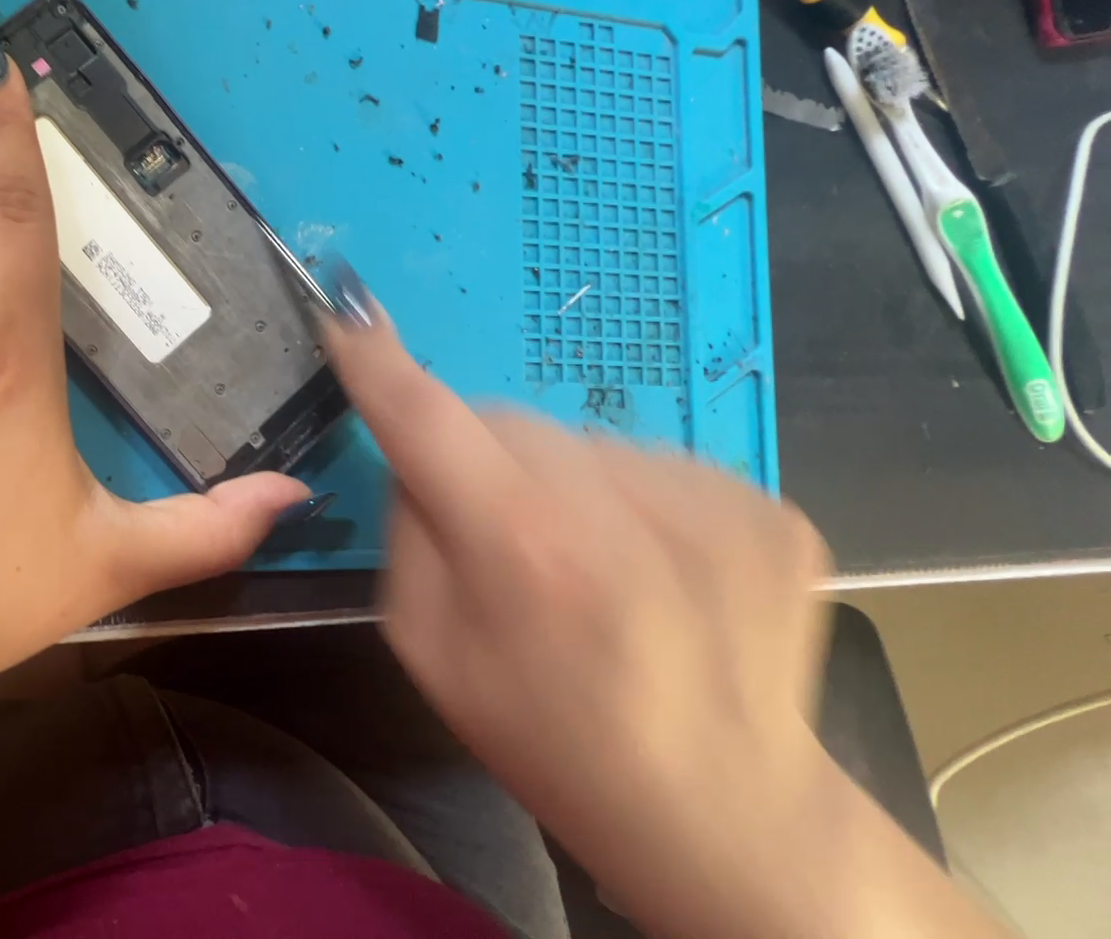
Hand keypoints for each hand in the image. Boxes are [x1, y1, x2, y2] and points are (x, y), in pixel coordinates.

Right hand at [321, 267, 843, 935]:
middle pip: (508, 420)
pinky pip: (652, 464)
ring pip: (582, 440)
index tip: (348, 311)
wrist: (718, 803)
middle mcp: (615, 501)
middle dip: (482, 458)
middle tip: (499, 539)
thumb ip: (408, 531)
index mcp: (519, 545)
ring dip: (561, 482)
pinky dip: (628, 500)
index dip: (378, 362)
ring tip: (584, 567)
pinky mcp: (765, 504)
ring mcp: (706, 494)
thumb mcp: (425, 647)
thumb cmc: (541, 732)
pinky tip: (645, 569)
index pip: (426, 417)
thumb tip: (423, 459)